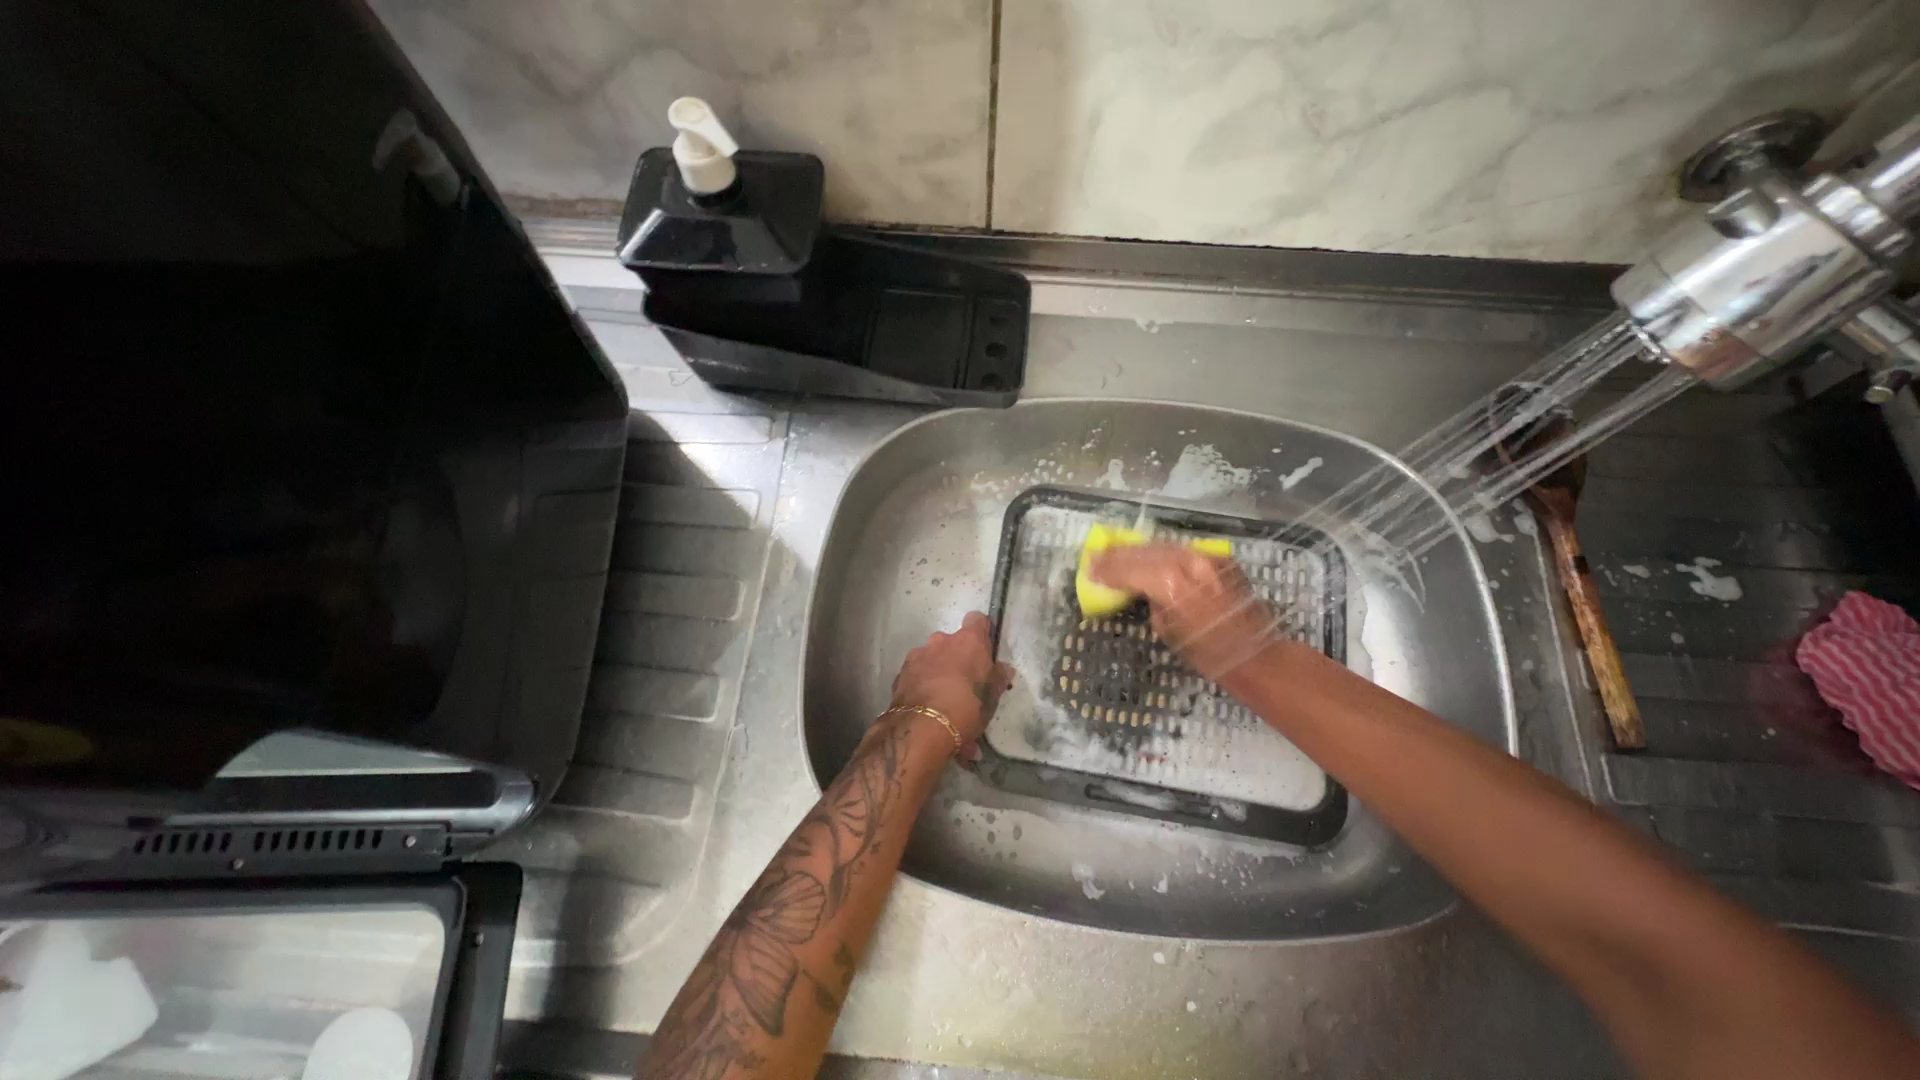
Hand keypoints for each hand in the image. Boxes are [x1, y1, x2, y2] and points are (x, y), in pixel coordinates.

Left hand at [889, 611, 1012, 750]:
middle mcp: (941, 640)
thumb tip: (1003, 669)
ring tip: (943, 700)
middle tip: (964, 683)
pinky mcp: (901, 673)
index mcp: (968, 641)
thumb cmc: (966, 708)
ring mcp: (918, 655)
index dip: (982, 632)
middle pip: (953, 643)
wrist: (922, 728)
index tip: (984, 649)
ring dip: (938, 672)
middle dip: (958, 658)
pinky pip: (917, 674)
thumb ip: (998, 678)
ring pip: (933, 659)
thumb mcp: (992, 697)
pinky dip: (923, 685)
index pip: (978, 620)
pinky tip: (927, 708)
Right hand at [1087, 544, 1279, 680]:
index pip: (1129, 570)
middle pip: (1144, 552)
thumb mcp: (1167, 631)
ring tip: (1119, 553)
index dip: (1106, 570)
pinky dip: (1164, 553)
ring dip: (1140, 550)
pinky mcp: (1220, 558)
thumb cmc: (1208, 654)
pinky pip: (1184, 550)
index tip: (1088, 569)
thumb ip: (1152, 602)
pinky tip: (1152, 556)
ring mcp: (1206, 557)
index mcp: (1171, 585)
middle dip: (1118, 555)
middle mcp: (1188, 563)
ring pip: (1164, 545)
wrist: (1256, 654)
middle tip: (1097, 556)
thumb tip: (1142, 589)